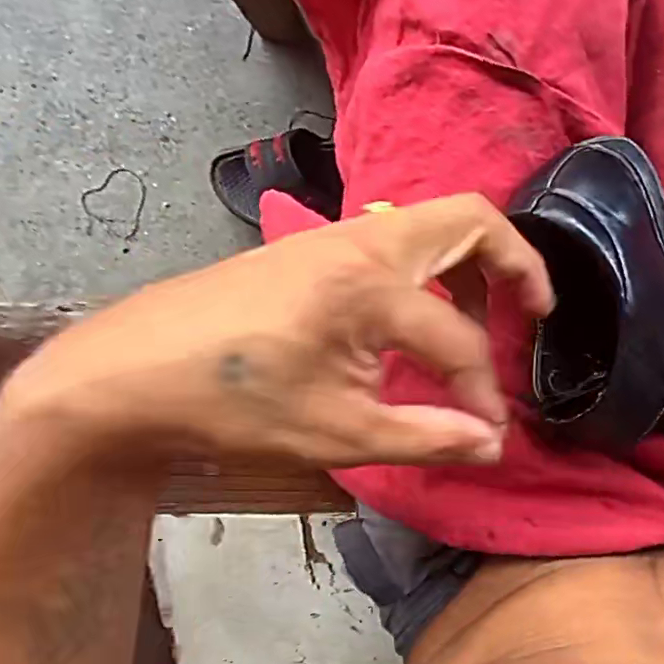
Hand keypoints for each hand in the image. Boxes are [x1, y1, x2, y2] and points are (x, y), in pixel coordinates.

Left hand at [0, 194, 553, 469]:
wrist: (126, 373)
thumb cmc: (233, 406)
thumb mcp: (340, 434)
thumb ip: (429, 437)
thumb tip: (492, 444)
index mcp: (372, 284)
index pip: (461, 341)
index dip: (485, 395)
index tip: (488, 433)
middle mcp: (364, 240)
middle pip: (472, 219)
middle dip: (518, 264)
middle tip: (537, 312)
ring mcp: (337, 236)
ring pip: (435, 223)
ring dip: (474, 265)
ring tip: (481, 320)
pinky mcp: (315, 247)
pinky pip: (400, 240)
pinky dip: (433, 268)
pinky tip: (418, 318)